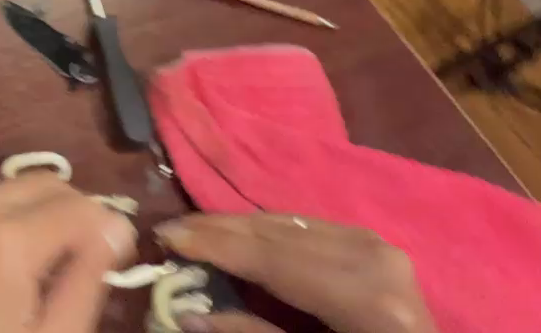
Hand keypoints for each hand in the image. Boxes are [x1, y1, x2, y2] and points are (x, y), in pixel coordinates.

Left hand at [0, 174, 137, 332]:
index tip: (119, 260)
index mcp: (7, 239)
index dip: (109, 230)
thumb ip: (84, 283)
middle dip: (74, 215)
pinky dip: (6, 215)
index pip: (82, 208)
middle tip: (80, 264)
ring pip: (18, 186)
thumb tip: (115, 229)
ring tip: (39, 267)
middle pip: (50, 184)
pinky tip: (2, 260)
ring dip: (39, 213)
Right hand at [157, 213, 437, 332]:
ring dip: (236, 227)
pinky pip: (304, 228)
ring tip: (193, 231)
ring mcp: (376, 244)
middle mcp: (372, 257)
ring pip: (286, 223)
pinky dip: (265, 231)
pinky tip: (237, 234)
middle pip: (275, 233)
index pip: (271, 258)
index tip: (164, 235)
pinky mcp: (373, 243)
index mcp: (365, 297)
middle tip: (169, 230)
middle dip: (217, 230)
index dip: (213, 245)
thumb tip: (188, 316)